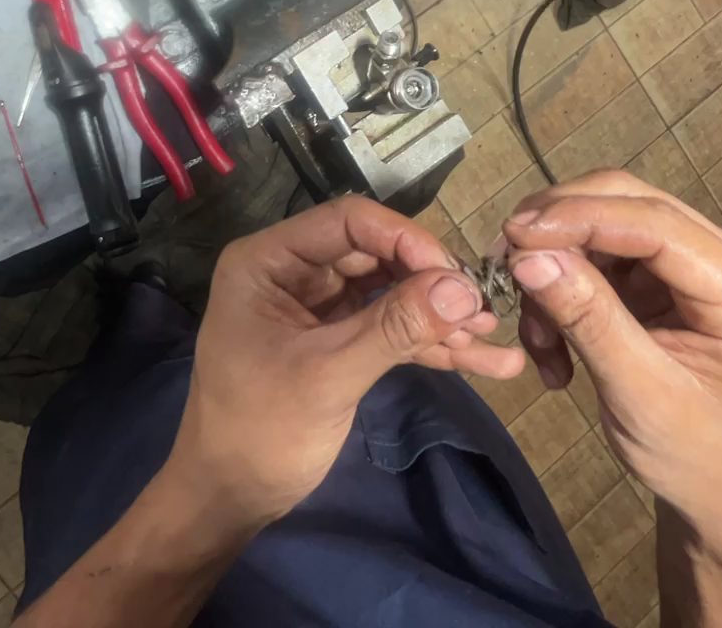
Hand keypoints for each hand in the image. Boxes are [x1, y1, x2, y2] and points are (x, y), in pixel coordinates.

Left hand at [168, 196, 524, 527]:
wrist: (230, 499)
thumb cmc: (260, 430)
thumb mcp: (328, 374)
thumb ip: (395, 327)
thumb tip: (465, 289)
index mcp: (269, 260)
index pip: (346, 223)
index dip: (405, 239)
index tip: (455, 275)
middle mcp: (292, 271)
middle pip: (375, 254)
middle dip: (429, 280)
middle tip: (483, 307)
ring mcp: (317, 305)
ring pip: (388, 291)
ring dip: (437, 314)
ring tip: (492, 336)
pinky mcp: (336, 339)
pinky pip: (388, 328)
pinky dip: (429, 344)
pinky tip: (485, 361)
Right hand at [500, 172, 721, 533]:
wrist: (721, 495)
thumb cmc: (697, 460)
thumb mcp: (641, 398)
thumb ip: (590, 320)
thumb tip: (528, 256)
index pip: (661, 226)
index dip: (584, 217)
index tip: (516, 232)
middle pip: (636, 204)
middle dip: (563, 224)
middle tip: (505, 255)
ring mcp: (702, 266)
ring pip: (610, 222)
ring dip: (558, 262)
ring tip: (535, 330)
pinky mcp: (670, 276)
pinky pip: (603, 254)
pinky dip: (566, 282)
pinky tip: (552, 334)